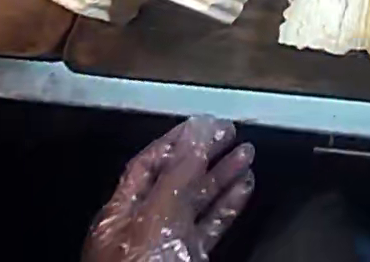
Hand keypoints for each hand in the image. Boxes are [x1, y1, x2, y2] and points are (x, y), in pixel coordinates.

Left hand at [85, 116, 254, 261]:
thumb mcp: (158, 218)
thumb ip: (179, 173)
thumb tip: (199, 131)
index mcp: (121, 216)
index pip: (147, 164)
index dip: (177, 140)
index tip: (207, 121)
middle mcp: (141, 230)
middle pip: (176, 180)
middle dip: (205, 154)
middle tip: (233, 132)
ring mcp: (164, 251)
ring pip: (196, 204)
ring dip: (222, 177)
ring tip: (248, 154)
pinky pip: (208, 230)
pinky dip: (228, 207)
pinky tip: (245, 189)